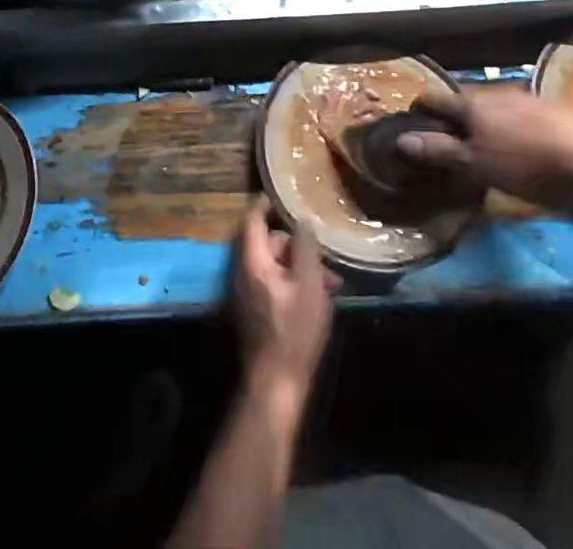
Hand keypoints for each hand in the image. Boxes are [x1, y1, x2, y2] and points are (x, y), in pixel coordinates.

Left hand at [233, 198, 338, 402]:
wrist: (277, 380)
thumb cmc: (294, 330)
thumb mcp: (309, 285)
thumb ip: (306, 249)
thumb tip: (303, 220)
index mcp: (252, 262)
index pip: (252, 220)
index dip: (266, 203)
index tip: (284, 193)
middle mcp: (243, 272)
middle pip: (267, 242)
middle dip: (297, 245)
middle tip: (325, 259)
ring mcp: (246, 291)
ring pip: (274, 263)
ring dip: (300, 266)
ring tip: (330, 284)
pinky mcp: (254, 307)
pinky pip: (272, 281)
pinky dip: (293, 281)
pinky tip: (318, 297)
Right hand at [395, 86, 572, 209]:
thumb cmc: (527, 162)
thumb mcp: (476, 164)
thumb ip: (439, 150)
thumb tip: (400, 140)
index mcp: (470, 101)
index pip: (432, 98)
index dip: (420, 113)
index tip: (416, 132)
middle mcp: (494, 92)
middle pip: (462, 102)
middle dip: (452, 120)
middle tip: (448, 147)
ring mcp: (524, 98)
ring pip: (490, 108)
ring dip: (481, 125)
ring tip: (482, 150)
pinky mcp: (550, 110)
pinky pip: (515, 116)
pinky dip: (506, 129)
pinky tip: (517, 149)